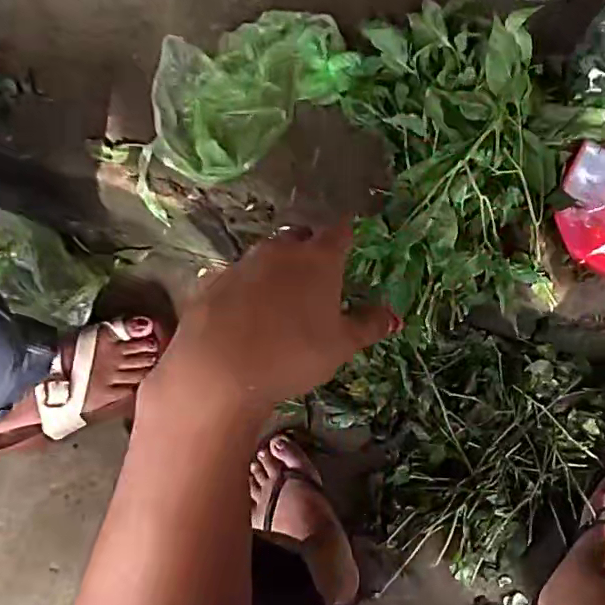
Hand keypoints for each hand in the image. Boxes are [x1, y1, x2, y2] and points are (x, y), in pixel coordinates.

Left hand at [142, 222, 396, 424]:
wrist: (220, 373)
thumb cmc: (296, 354)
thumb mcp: (343, 345)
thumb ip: (369, 325)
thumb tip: (392, 315)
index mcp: (318, 260)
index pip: (339, 232)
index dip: (347, 234)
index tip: (352, 239)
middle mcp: (279, 252)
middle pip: (299, 239)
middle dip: (311, 249)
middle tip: (322, 274)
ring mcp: (241, 266)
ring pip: (267, 257)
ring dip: (279, 270)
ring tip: (287, 299)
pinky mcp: (211, 285)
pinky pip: (239, 279)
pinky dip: (250, 290)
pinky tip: (251, 316)